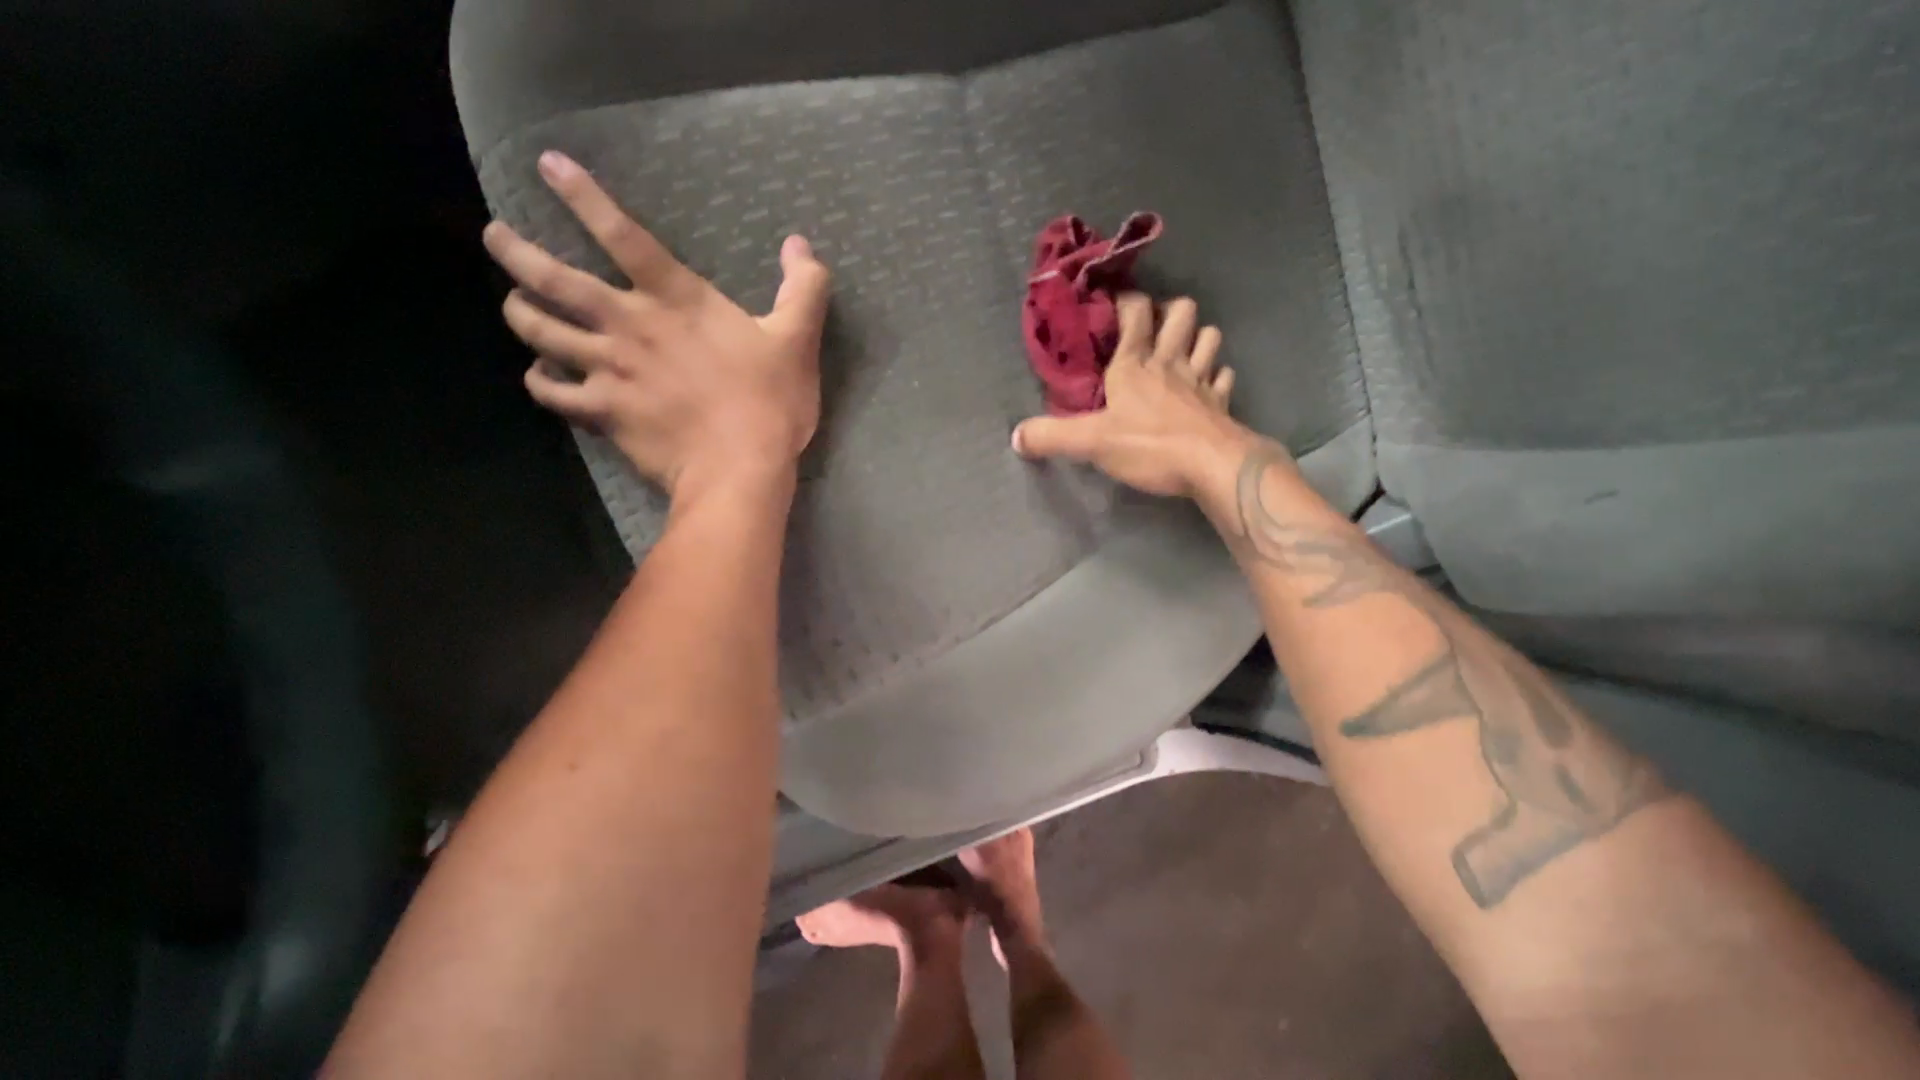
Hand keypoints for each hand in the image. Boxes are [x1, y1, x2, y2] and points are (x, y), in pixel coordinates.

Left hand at [482, 151, 831, 497]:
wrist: (738, 470)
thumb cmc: (769, 402)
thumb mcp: (798, 340)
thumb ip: (802, 288)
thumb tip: (800, 245)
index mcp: (676, 299)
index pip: (621, 234)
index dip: (582, 195)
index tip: (547, 164)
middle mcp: (629, 324)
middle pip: (555, 281)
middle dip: (517, 254)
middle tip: (494, 237)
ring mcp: (609, 369)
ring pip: (541, 333)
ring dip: (520, 314)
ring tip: (513, 304)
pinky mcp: (603, 412)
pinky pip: (553, 393)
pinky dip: (539, 382)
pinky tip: (539, 376)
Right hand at [1011, 293, 1264, 497]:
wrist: (1213, 466)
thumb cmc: (1150, 446)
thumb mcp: (1091, 443)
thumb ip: (1052, 437)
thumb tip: (1016, 436)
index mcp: (1135, 364)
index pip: (1135, 312)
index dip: (1125, 299)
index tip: (1112, 301)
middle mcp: (1170, 362)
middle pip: (1181, 312)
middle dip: (1168, 310)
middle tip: (1153, 326)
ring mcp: (1202, 380)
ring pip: (1209, 337)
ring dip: (1197, 337)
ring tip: (1182, 349)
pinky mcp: (1221, 403)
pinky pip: (1224, 377)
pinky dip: (1217, 376)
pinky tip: (1207, 385)